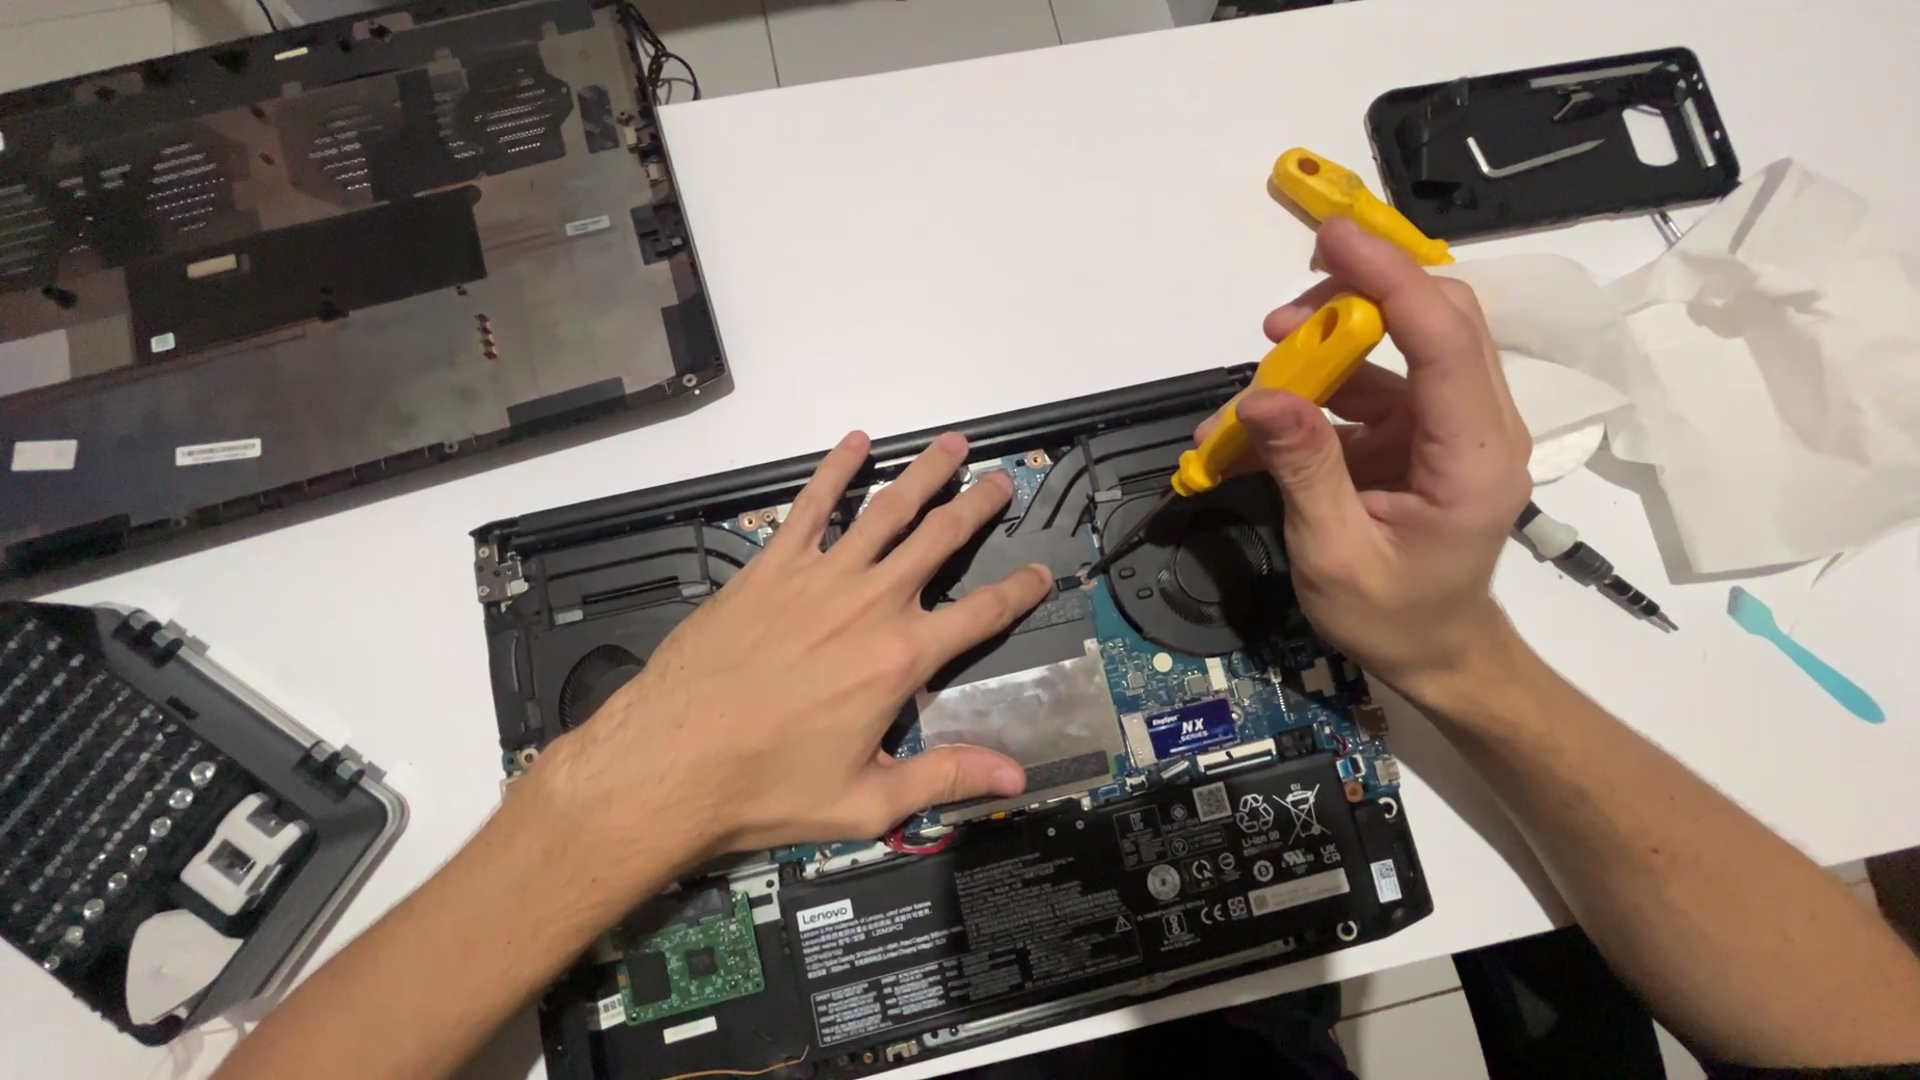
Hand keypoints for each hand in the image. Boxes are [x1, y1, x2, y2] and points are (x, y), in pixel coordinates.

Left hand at [536, 432, 1051, 874]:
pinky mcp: (771, 567)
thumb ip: (945, 777)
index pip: (980, 615)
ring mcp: (819, 578)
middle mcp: (869, 604)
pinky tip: (855, 442)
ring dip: (923, 473)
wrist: (669, 761)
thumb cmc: (767, 785)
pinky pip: (809, 506)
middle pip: (940, 540)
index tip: (1042, 571)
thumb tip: (1015, 778)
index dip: (1019, 592)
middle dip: (978, 507)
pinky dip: (834, 470)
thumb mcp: (867, 802)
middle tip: (1003, 480)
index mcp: (900, 659)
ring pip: (886, 510)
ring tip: (951, 445)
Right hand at [1203, 217, 1532, 700]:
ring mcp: (1443, 429)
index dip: (1390, 279)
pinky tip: (1259, 424)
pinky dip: (1311, 395)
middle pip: (1432, 322)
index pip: (1444, 339)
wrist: (1434, 652)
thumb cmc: (1393, 617)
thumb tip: (1261, 400)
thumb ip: (1304, 471)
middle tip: (1277, 319)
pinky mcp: (1413, 438)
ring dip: (1321, 352)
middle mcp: (1473, 426)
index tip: (1332, 237)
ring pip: (1392, 351)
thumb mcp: (1334, 554)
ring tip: (1253, 385)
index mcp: (1473, 456)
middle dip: (1354, 301)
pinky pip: (1366, 391)